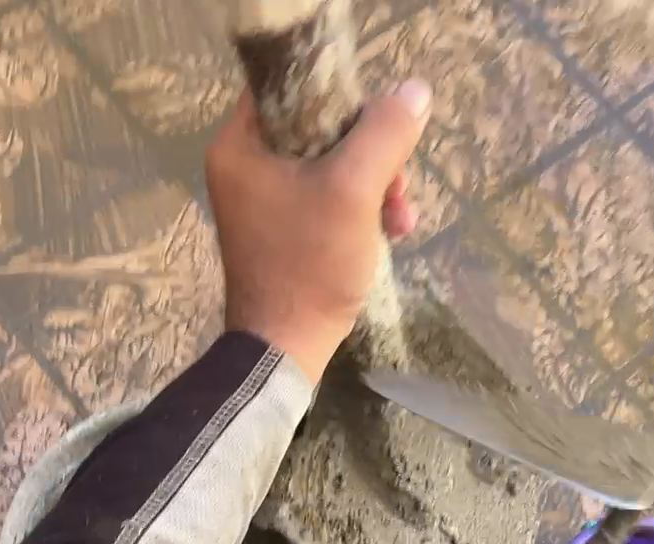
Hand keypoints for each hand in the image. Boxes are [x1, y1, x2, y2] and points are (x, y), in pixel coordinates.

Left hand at [205, 81, 430, 381]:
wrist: (284, 350)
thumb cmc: (308, 267)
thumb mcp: (353, 192)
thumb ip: (384, 133)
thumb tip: (413, 91)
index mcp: (239, 144)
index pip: (293, 84)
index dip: (342, 93)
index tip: (376, 124)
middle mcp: (243, 167)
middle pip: (320, 128)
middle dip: (371, 154)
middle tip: (398, 183)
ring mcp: (261, 203)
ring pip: (331, 167)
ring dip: (375, 187)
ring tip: (402, 218)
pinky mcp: (280, 233)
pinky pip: (325, 201)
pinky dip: (359, 213)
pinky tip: (391, 233)